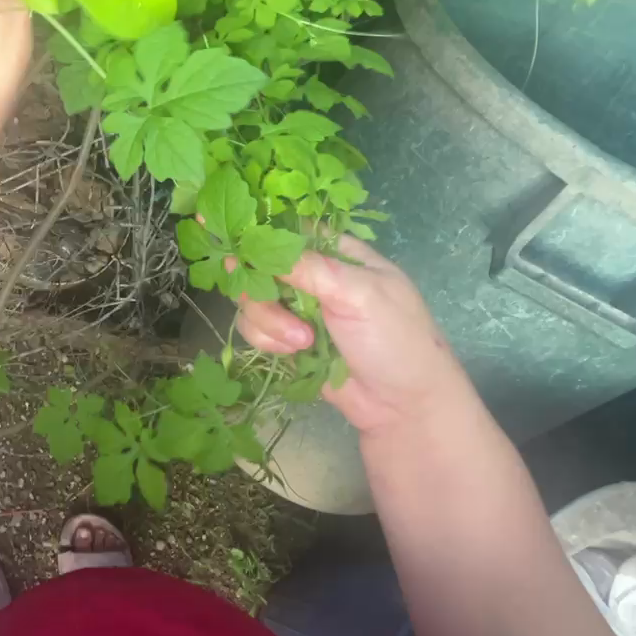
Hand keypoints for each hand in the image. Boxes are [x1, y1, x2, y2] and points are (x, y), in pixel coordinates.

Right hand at [234, 235, 477, 436]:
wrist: (402, 408)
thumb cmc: (395, 341)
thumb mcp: (360, 295)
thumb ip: (309, 267)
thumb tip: (252, 247)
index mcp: (336, 252)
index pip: (286, 228)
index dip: (255, 233)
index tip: (232, 242)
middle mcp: (311, 274)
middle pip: (258, 263)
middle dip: (260, 288)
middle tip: (268, 301)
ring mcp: (296, 306)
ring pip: (251, 297)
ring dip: (268, 321)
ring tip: (302, 341)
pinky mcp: (284, 336)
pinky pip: (253, 326)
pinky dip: (266, 340)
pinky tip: (293, 353)